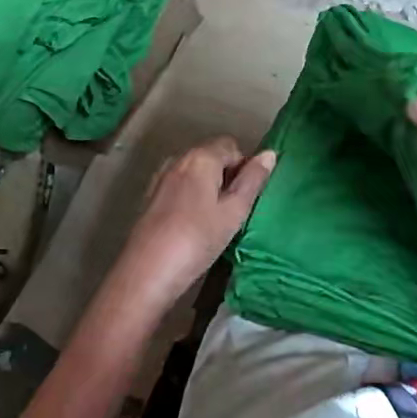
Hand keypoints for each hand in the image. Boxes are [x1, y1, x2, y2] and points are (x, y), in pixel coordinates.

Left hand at [121, 137, 276, 295]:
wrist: (147, 272)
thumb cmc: (197, 239)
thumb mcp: (234, 211)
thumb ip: (253, 180)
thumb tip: (269, 154)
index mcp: (201, 157)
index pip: (232, 146)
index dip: (245, 166)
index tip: (248, 196)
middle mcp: (179, 159)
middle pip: (212, 156)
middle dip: (228, 176)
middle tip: (235, 210)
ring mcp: (161, 177)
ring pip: (196, 173)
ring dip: (210, 188)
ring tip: (216, 220)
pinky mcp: (151, 197)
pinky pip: (181, 187)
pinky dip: (192, 198)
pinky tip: (194, 225)